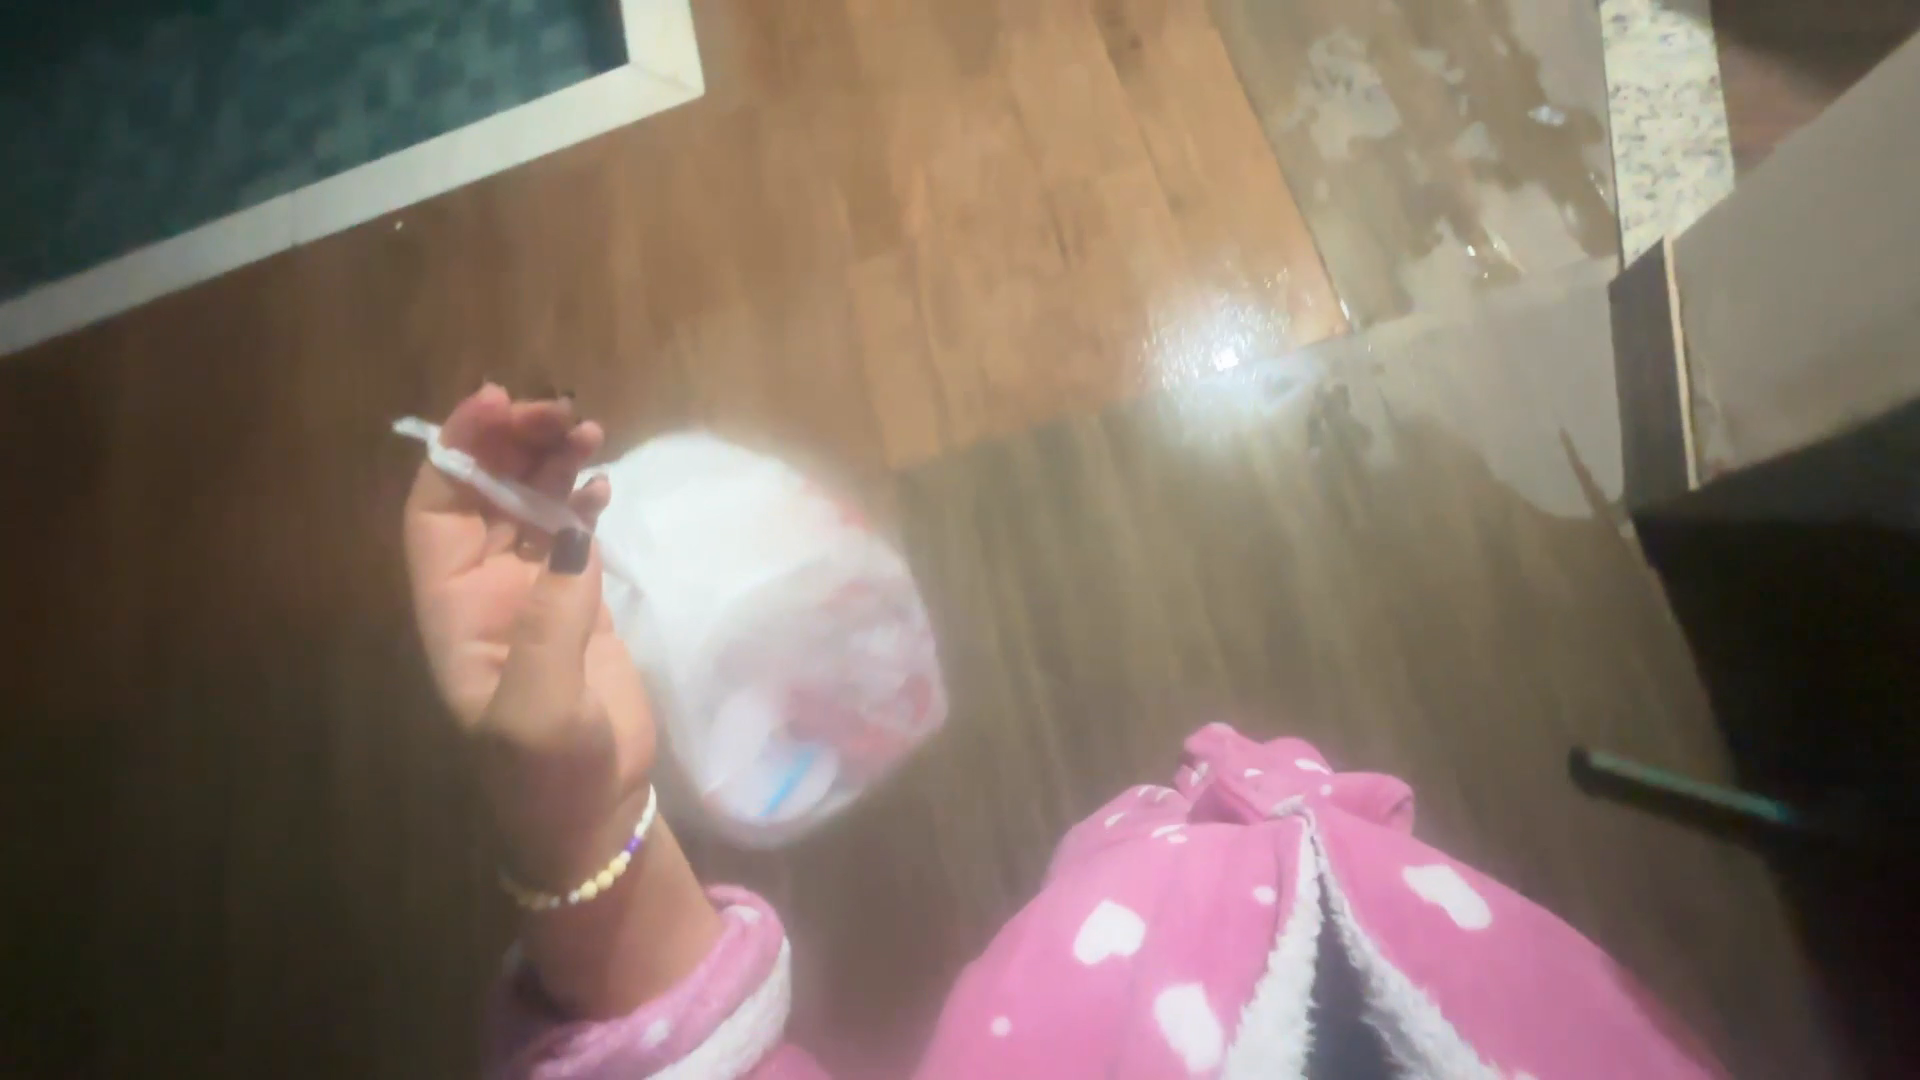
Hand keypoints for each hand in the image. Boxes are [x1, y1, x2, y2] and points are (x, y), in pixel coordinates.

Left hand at [403, 384, 652, 886]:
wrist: (593, 809)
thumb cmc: (548, 773)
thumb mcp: (538, 708)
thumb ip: (553, 620)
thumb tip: (576, 529)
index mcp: (452, 609)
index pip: (439, 511)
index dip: (461, 453)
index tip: (497, 404)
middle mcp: (485, 591)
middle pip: (487, 497)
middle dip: (515, 447)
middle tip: (563, 412)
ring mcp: (535, 596)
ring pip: (534, 510)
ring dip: (554, 466)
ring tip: (590, 431)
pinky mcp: (580, 604)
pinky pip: (575, 537)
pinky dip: (587, 504)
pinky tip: (603, 483)